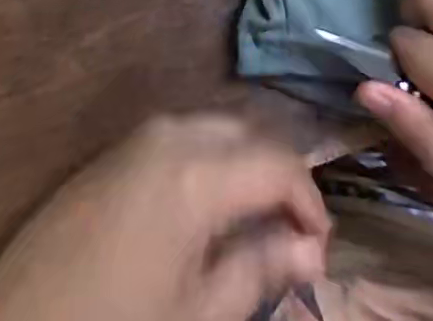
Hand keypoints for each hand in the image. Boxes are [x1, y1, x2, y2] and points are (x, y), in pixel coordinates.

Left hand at [0, 115, 330, 320]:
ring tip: (253, 222)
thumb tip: (310, 248)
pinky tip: (206, 209)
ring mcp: (136, 138)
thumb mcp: (197, 314)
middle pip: (248, 135)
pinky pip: (179, 139)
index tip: (320, 249)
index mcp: (195, 171)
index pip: (278, 164)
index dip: (310, 202)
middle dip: (279, 178)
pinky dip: (208, 162)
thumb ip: (260, 268)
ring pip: (215, 131)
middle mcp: (169, 135)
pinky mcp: (112, 152)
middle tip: (291, 237)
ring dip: (244, 166)